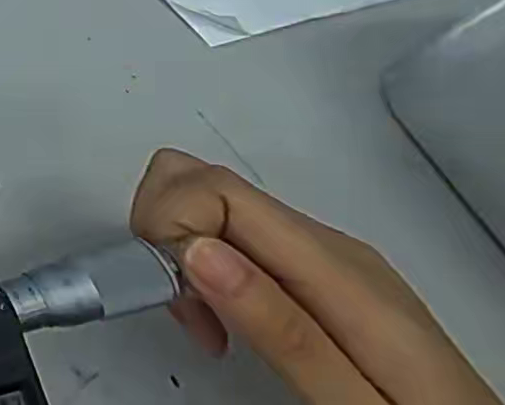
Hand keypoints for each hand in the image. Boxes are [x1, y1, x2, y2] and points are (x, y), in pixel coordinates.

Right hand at [130, 149, 499, 404]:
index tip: (174, 295)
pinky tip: (223, 316)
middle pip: (202, 174)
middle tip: (184, 306)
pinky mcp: (309, 267)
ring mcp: (319, 251)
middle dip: (164, 226)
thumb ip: (282, 330)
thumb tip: (196, 249)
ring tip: (204, 321)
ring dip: (177, 244)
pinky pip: (227, 227)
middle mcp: (326, 243)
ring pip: (206, 195)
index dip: (170, 224)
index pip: (217, 187)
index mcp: (339, 270)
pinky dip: (197, 258)